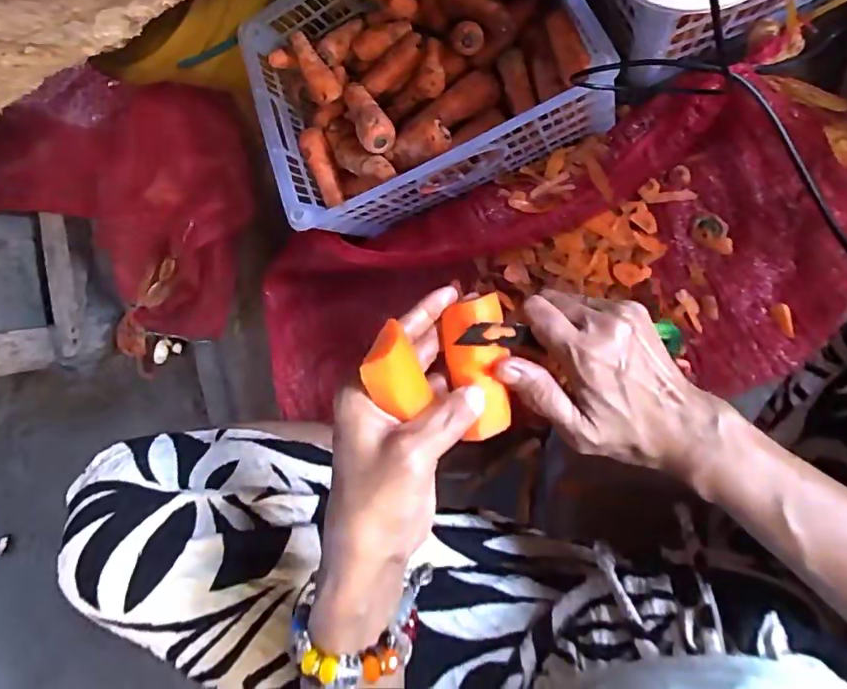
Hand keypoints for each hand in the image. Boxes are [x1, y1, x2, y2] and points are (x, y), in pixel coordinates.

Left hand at [313, 285, 485, 652]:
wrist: (370, 554)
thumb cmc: (377, 499)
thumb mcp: (410, 454)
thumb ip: (444, 418)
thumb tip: (480, 389)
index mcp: (362, 390)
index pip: (394, 342)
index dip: (421, 314)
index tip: (448, 291)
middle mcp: (377, 395)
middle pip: (412, 354)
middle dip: (441, 332)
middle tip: (474, 308)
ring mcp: (395, 416)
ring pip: (427, 378)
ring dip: (452, 362)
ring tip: (484, 338)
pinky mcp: (412, 437)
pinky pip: (436, 405)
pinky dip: (457, 394)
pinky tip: (481, 381)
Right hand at [495, 289, 746, 494]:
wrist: (685, 423)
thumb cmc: (627, 432)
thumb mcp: (579, 430)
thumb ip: (539, 393)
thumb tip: (501, 364)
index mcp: (583, 351)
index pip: (536, 308)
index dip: (526, 323)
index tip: (529, 345)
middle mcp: (601, 322)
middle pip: (551, 298)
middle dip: (544, 318)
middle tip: (553, 349)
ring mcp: (621, 311)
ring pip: (572, 299)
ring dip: (567, 318)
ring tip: (581, 348)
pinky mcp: (635, 308)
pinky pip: (594, 302)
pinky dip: (589, 317)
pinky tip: (602, 343)